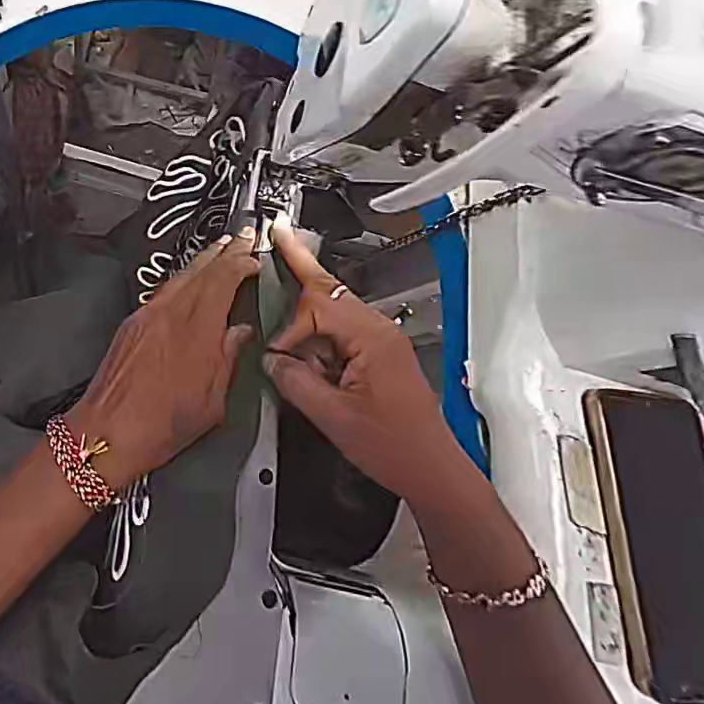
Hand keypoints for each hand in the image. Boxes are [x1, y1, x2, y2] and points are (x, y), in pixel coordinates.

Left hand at [67, 226, 261, 488]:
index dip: (241, 264)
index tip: (255, 259)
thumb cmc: (160, 426)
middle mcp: (170, 315)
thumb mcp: (212, 402)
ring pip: (181, 276)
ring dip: (204, 260)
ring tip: (220, 249)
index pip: (223, 281)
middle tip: (242, 237)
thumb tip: (240, 333)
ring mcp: (147, 316)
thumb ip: (228, 359)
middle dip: (225, 251)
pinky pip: (165, 289)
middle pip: (202, 270)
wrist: (105, 435)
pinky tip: (191, 279)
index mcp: (196, 332)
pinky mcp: (132, 324)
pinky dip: (184, 277)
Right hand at [262, 221, 478, 507]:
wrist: (430, 467)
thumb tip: (273, 360)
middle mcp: (380, 331)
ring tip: (291, 345)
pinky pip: (344, 335)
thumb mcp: (333, 416)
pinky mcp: (380, 356)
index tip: (275, 354)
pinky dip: (322, 343)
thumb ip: (296, 382)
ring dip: (310, 324)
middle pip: (331, 293)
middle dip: (302, 272)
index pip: (319, 306)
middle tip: (281, 235)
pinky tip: (312, 366)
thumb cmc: (395, 445)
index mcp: (372, 338)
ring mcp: (382, 342)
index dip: (290, 328)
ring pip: (335, 314)